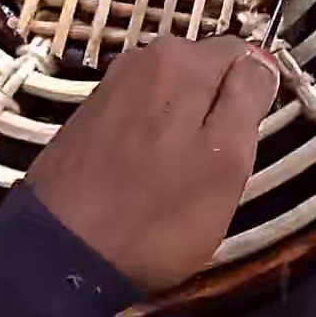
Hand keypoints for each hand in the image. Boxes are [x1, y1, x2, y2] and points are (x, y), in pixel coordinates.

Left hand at [28, 36, 278, 291]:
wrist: (53, 262)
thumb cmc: (158, 212)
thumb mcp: (228, 159)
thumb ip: (250, 98)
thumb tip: (262, 60)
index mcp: (182, 59)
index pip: (246, 54)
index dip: (253, 96)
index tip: (242, 140)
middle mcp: (144, 57)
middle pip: (210, 72)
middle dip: (220, 108)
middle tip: (215, 163)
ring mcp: (111, 85)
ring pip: (179, 94)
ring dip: (189, 124)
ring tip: (179, 174)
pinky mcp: (88, 114)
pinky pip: (147, 111)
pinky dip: (157, 134)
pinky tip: (147, 174)